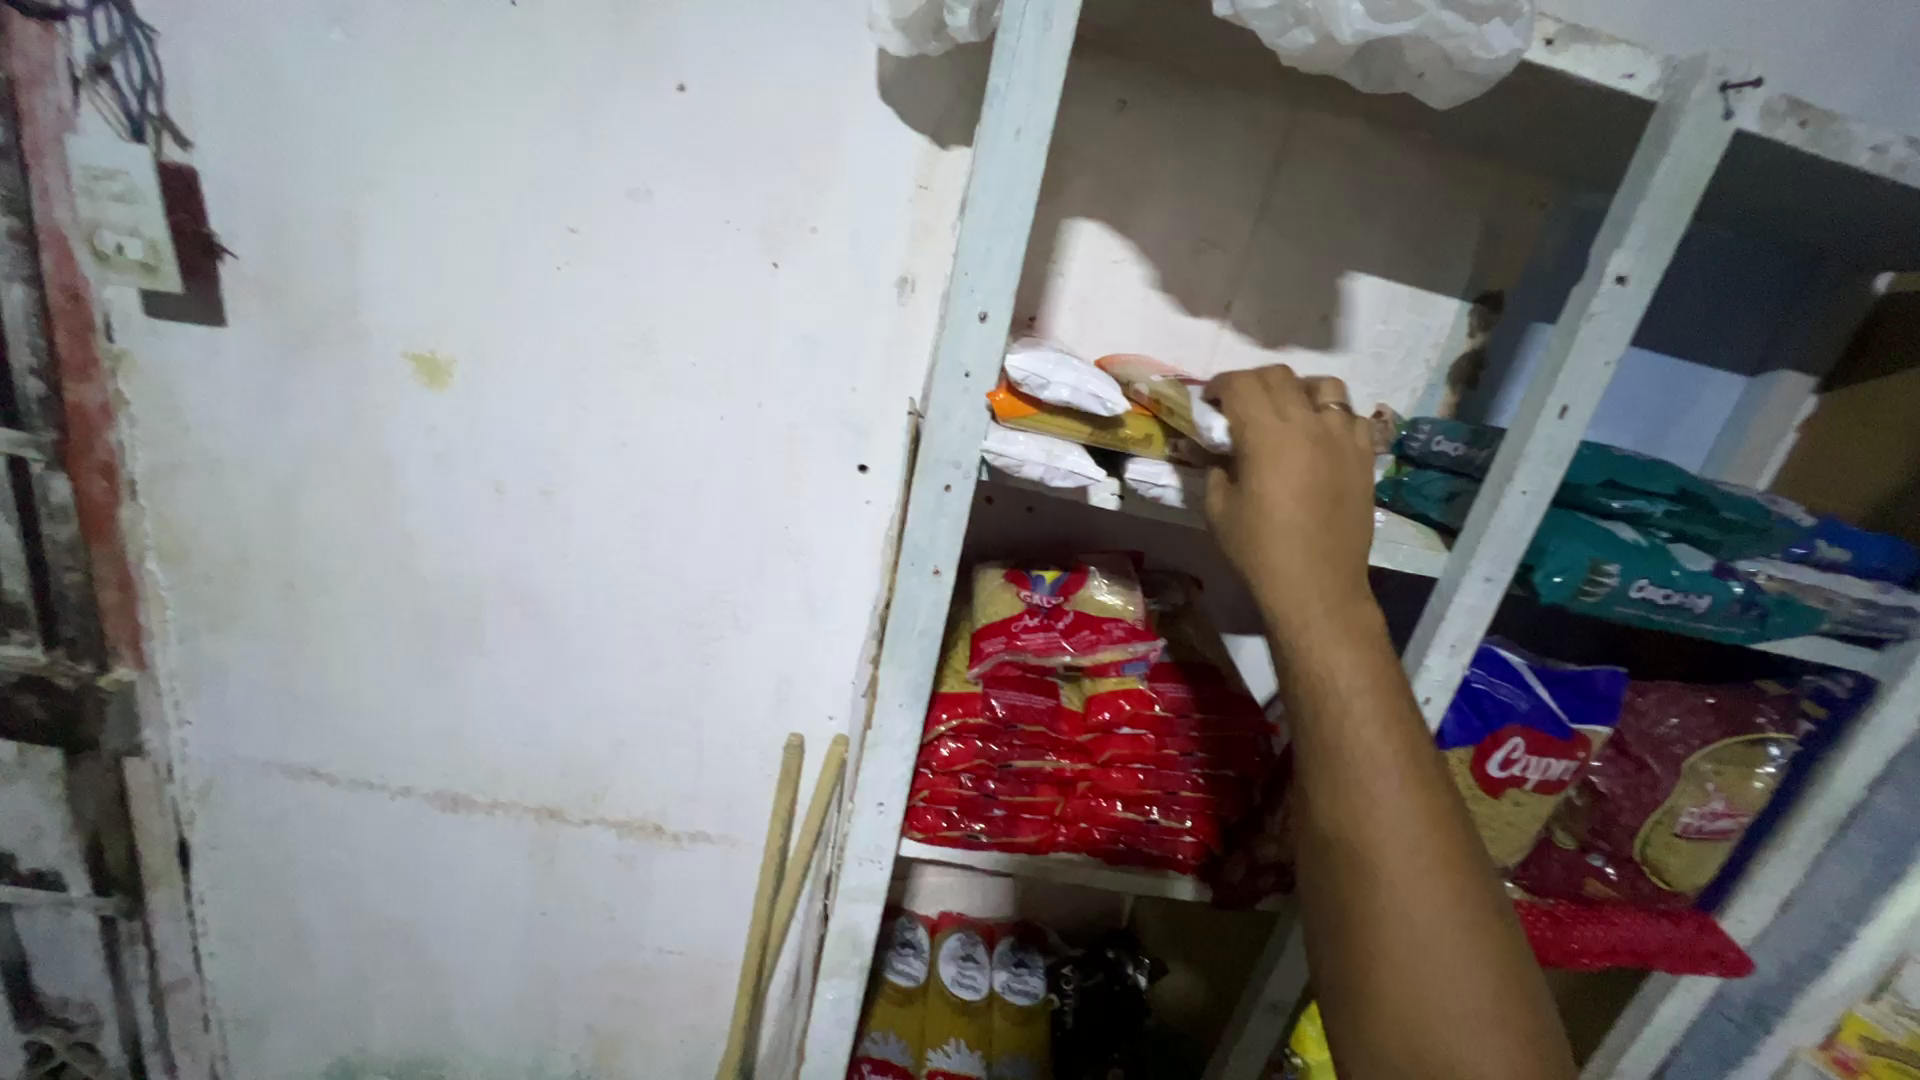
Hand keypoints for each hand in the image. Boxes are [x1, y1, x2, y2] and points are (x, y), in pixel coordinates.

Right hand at [1203, 365, 1378, 638]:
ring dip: (1297, 390)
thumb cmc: (1258, 549)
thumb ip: (1216, 469)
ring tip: (1286, 411)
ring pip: (1324, 386)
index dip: (1219, 385)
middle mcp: (1308, 424)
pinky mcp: (1364, 455)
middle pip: (1279, 377)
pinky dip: (1331, 414)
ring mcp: (1342, 437)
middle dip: (1252, 383)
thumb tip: (1219, 452)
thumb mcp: (1217, 508)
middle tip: (1238, 405)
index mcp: (1266, 436)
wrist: (1315, 584)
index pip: (1241, 384)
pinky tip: (1318, 436)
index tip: (1210, 400)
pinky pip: (1350, 415)